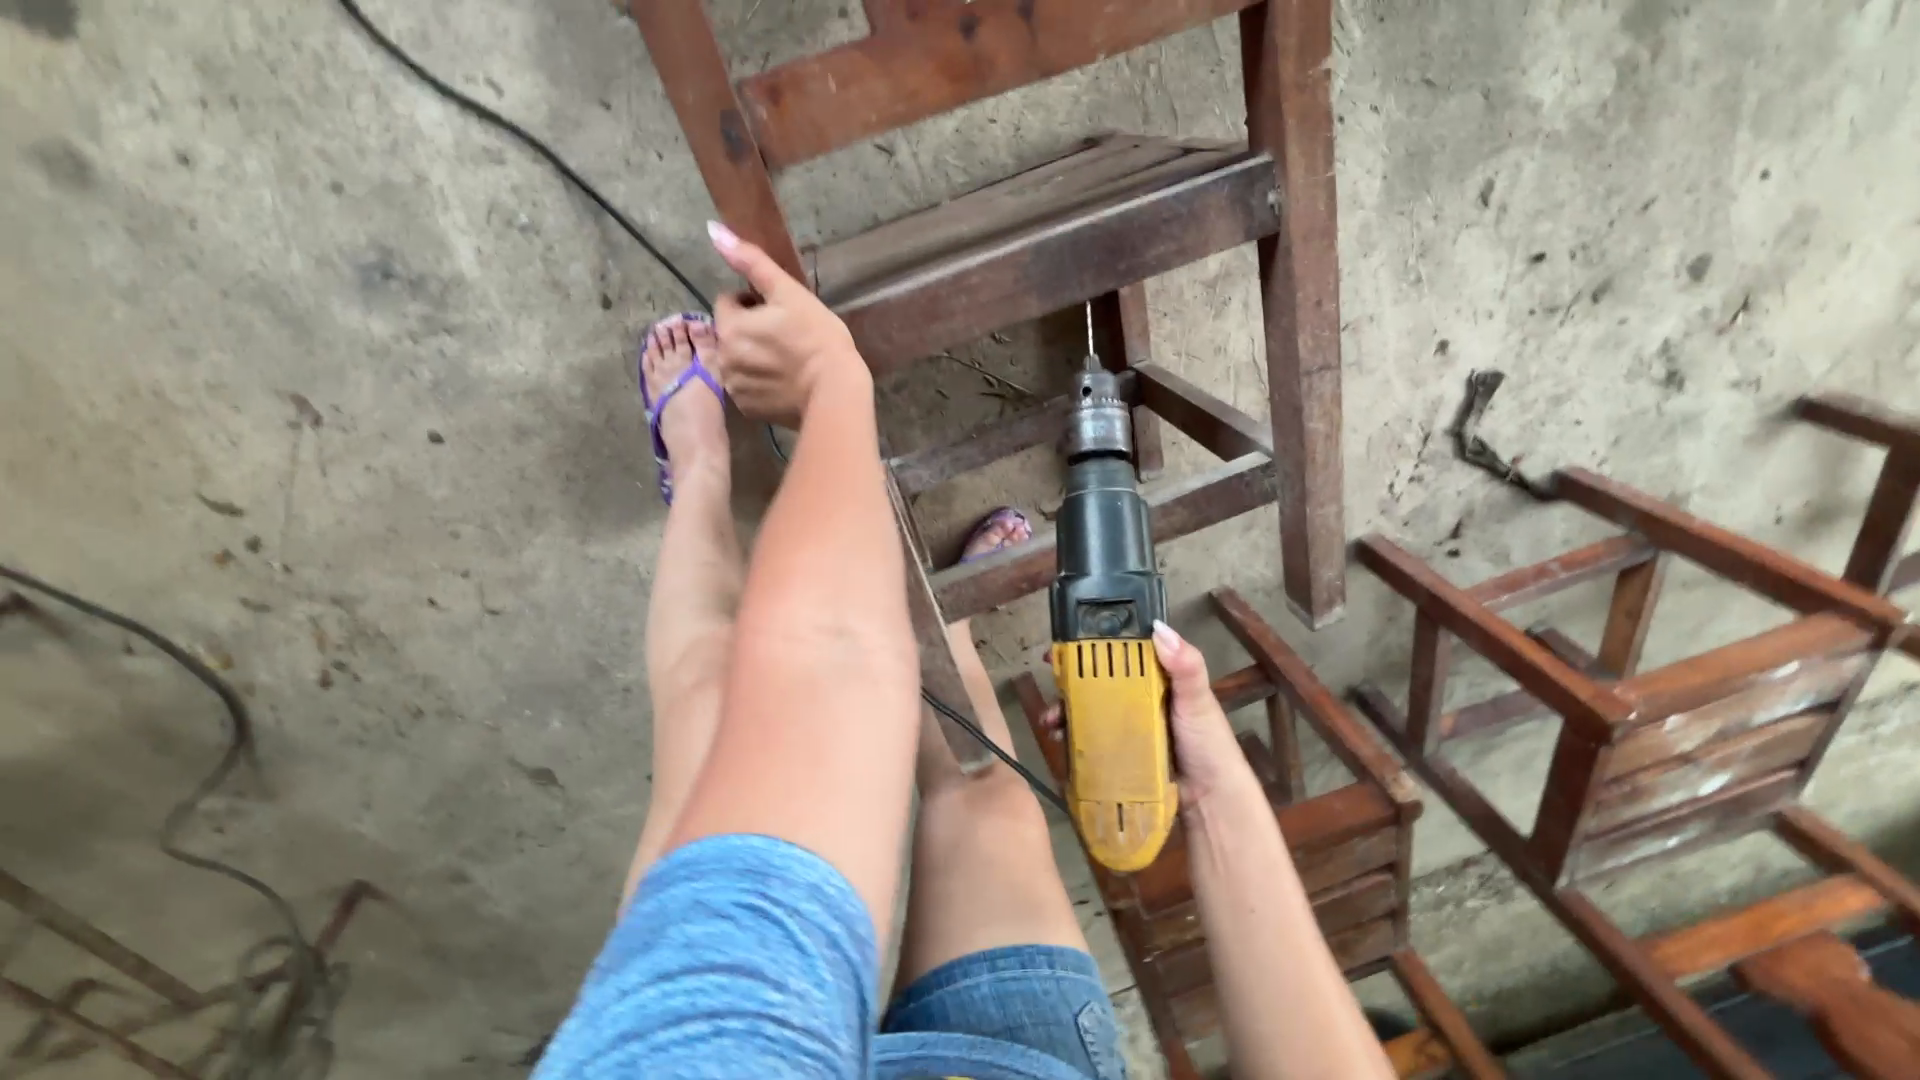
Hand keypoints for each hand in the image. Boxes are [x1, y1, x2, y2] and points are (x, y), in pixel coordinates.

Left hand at [706, 221, 865, 426]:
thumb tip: (713, 230)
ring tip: (785, 361)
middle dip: (750, 331)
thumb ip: (750, 261)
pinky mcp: (748, 410)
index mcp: (730, 326)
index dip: (752, 302)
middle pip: (730, 333)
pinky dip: (759, 384)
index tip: (778, 312)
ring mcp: (734, 388)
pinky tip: (783, 382)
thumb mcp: (788, 292)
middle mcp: (723, 358)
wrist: (834, 390)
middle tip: (784, 337)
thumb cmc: (817, 336)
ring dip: (752, 357)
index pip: (728, 302)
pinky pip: (747, 389)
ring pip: (737, 362)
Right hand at [1039, 620, 1248, 809]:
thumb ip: (1185, 666)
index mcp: (1155, 682)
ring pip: (1087, 713)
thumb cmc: (1208, 744)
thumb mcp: (1198, 700)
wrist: (1210, 801)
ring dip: (1064, 713)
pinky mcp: (1118, 756)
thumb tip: (1157, 627)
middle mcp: (1138, 702)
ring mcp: (1126, 730)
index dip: (1092, 649)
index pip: (1119, 657)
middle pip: (1096, 685)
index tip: (1066, 645)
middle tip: (1051, 682)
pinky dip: (1071, 740)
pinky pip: (1089, 743)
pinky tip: (1059, 742)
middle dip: (1069, 683)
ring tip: (1051, 721)